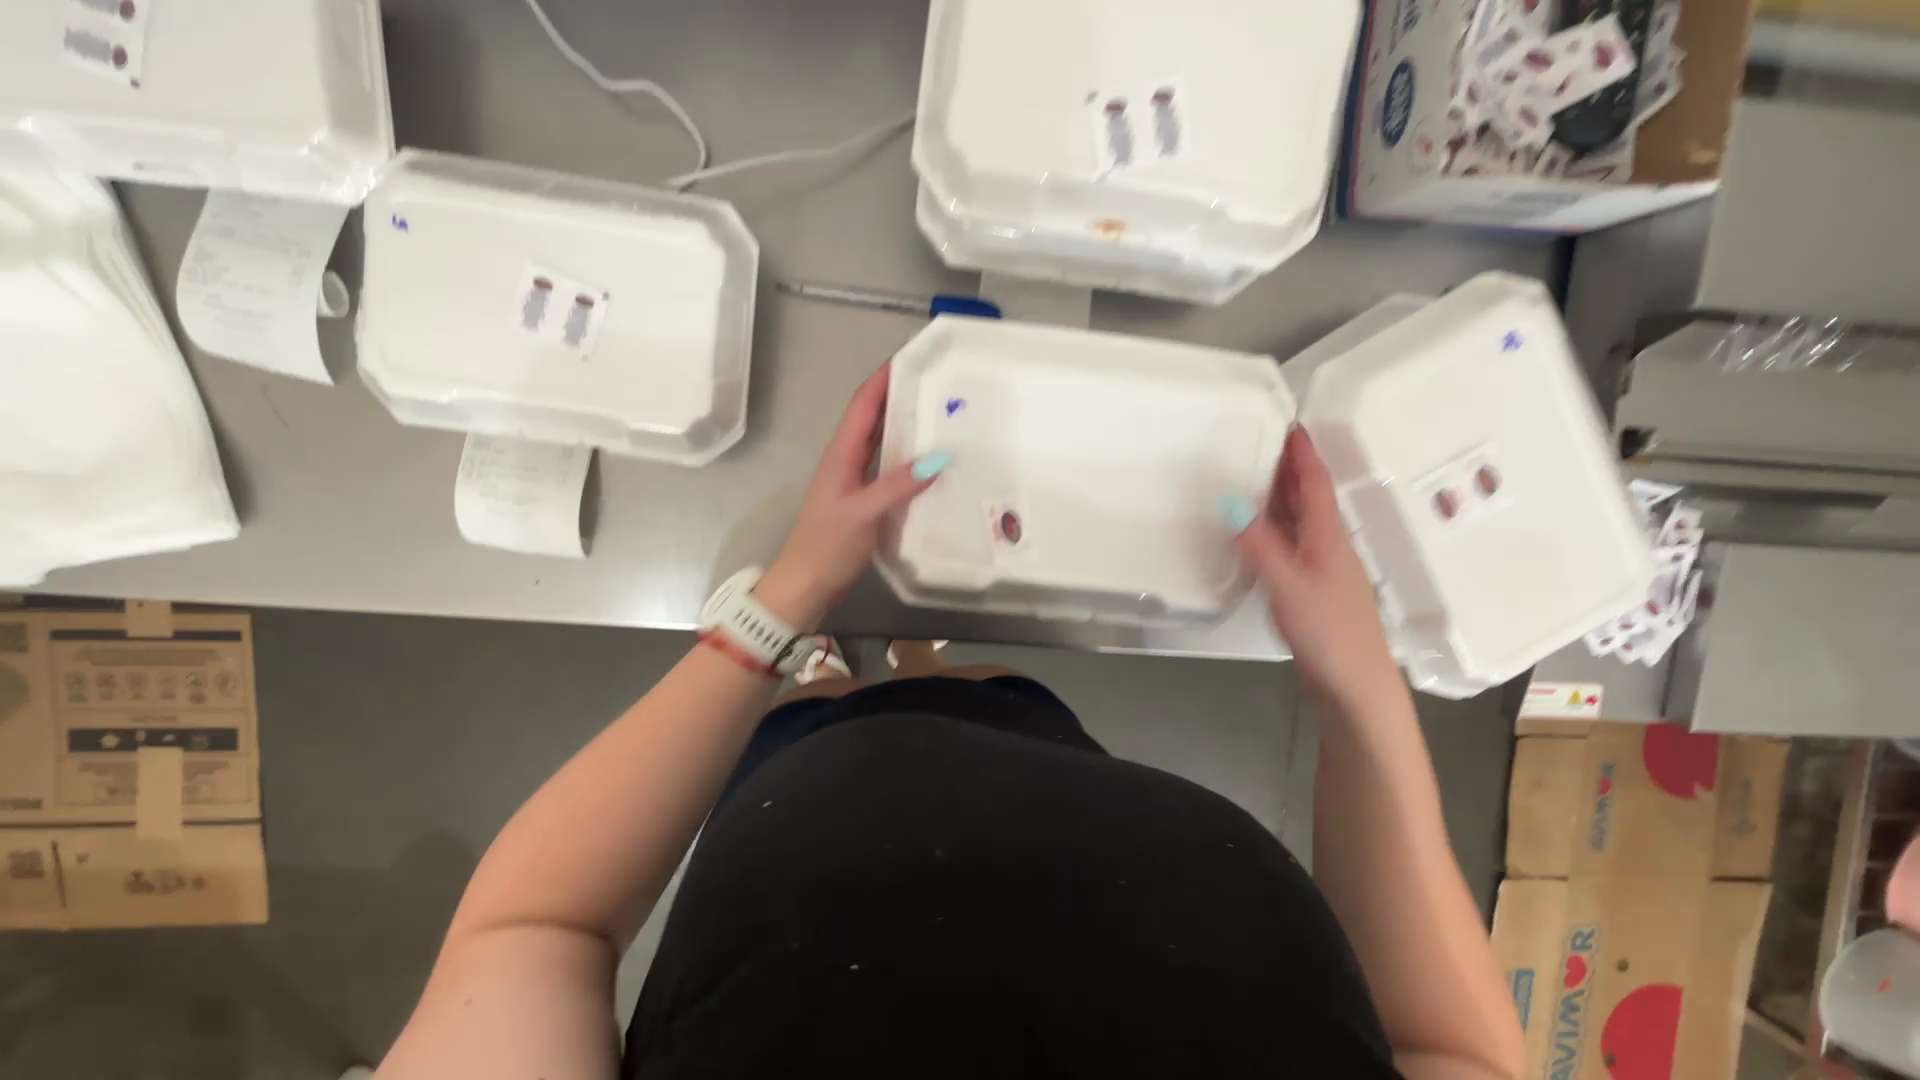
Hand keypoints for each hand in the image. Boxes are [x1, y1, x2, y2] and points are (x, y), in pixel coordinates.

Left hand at [757, 362, 949, 629]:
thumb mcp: (863, 514)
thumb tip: (938, 458)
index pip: (863, 405)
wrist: (804, 586)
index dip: (883, 378)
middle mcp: (846, 461)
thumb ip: (897, 485)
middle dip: (898, 395)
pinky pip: (886, 467)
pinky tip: (929, 462)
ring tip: (939, 413)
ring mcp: (853, 481)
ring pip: (880, 442)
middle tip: (936, 382)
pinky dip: (906, 457)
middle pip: (872, 418)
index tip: (911, 356)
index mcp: (841, 455)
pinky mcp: (862, 501)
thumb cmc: (827, 547)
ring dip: (903, 425)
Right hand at [1227, 427, 1401, 712]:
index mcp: (1327, 537)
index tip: (1290, 424)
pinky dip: (1275, 530)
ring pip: (1301, 522)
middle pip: (1309, 499)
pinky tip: (1257, 534)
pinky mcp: (1313, 591)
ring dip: (1282, 498)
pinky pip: (1292, 545)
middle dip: (1290, 469)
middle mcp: (1328, 546)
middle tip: (1263, 444)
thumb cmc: (1327, 631)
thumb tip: (1232, 506)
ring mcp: (1322, 570)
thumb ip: (1261, 547)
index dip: (1303, 454)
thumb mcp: (1288, 585)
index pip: (1315, 484)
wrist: (1355, 683)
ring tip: (1255, 478)